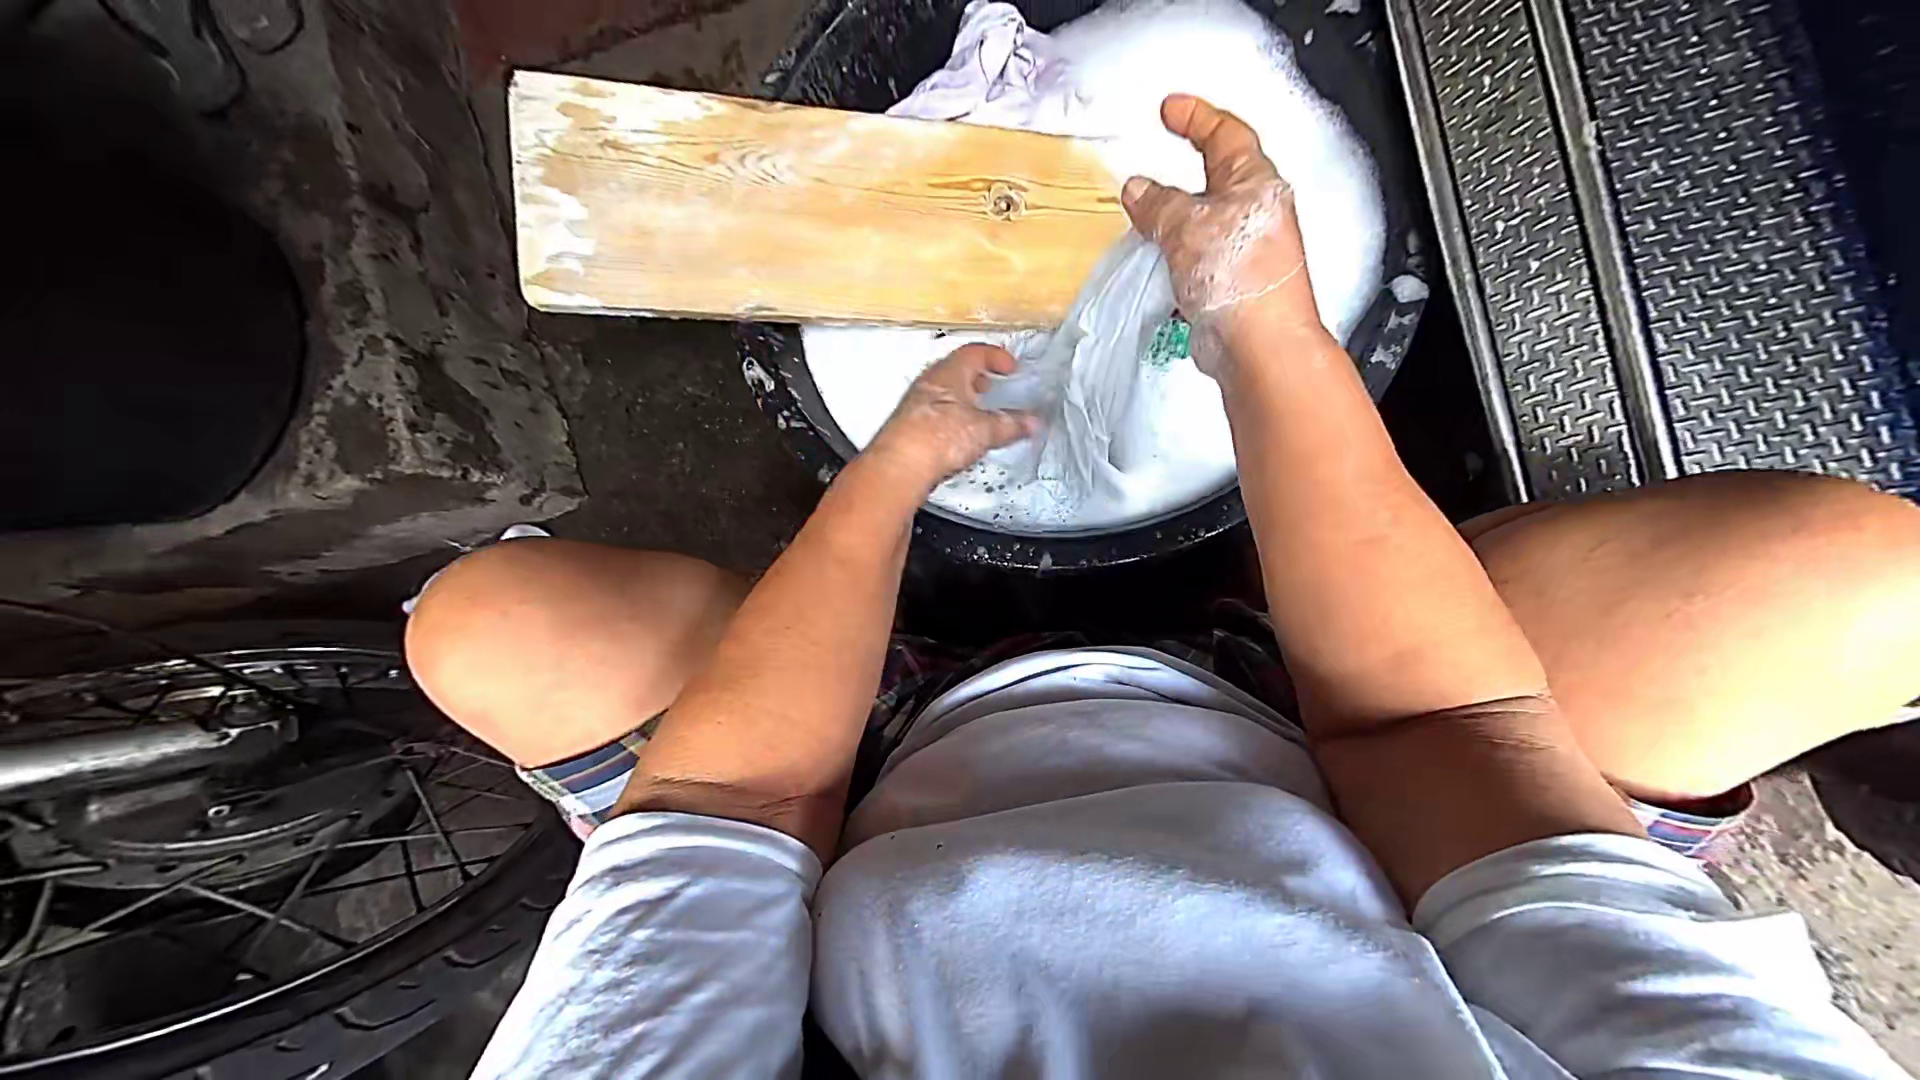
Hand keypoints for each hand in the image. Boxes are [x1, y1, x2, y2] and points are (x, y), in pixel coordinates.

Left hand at [863, 344, 1037, 489]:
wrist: (900, 465)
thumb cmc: (934, 437)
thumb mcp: (985, 430)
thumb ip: (1011, 424)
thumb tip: (1030, 422)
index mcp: (949, 373)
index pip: (975, 352)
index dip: (996, 357)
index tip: (1008, 365)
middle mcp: (928, 384)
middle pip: (956, 371)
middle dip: (977, 377)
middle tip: (990, 384)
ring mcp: (915, 405)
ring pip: (942, 393)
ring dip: (961, 399)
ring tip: (975, 412)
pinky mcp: (908, 427)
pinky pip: (933, 415)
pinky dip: (948, 419)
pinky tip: (955, 436)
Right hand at [1121, 94, 1323, 374]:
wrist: (1256, 344)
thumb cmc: (1240, 279)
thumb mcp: (1188, 227)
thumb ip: (1159, 205)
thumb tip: (1138, 189)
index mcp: (1254, 183)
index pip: (1224, 134)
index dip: (1195, 117)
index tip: (1171, 110)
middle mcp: (1253, 214)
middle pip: (1215, 179)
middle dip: (1185, 170)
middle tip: (1157, 162)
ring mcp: (1241, 251)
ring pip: (1202, 224)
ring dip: (1173, 222)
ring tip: (1145, 221)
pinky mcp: (1227, 284)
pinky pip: (1194, 261)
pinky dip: (1173, 260)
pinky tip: (1156, 267)